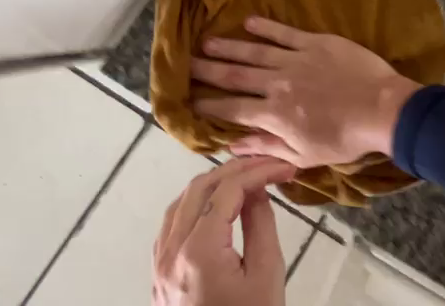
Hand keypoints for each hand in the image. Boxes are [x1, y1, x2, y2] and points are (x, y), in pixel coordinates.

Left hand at [152, 157, 294, 305]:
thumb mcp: (267, 271)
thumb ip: (260, 222)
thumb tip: (257, 189)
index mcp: (198, 252)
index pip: (228, 189)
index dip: (259, 171)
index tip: (286, 167)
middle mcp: (170, 254)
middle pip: (199, 189)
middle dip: (236, 170)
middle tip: (268, 167)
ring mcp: (159, 267)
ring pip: (179, 204)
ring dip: (212, 185)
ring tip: (245, 180)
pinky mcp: (158, 278)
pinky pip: (170, 227)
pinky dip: (194, 206)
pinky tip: (217, 207)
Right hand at [192, 16, 421, 166]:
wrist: (381, 108)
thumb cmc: (344, 138)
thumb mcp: (303, 155)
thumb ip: (265, 148)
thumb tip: (232, 145)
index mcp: (273, 115)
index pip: (232, 109)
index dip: (207, 104)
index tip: (187, 99)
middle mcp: (278, 85)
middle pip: (235, 76)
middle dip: (208, 71)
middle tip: (185, 64)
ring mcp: (296, 60)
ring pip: (254, 52)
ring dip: (228, 47)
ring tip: (205, 42)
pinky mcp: (316, 42)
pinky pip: (284, 33)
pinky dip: (265, 27)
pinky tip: (248, 21)